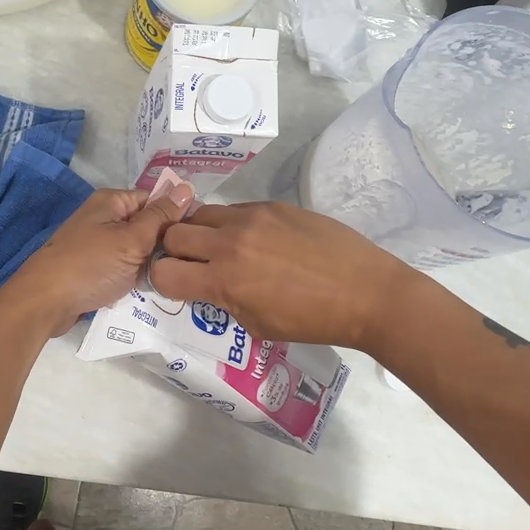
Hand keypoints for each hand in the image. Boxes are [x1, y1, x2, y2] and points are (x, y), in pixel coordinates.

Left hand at [1, 186, 196, 331]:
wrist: (45, 302)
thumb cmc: (90, 265)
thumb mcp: (132, 240)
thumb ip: (161, 216)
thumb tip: (188, 188)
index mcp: (112, 202)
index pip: (155, 200)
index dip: (179, 216)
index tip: (202, 237)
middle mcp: (103, 218)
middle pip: (147, 226)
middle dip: (166, 244)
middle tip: (194, 263)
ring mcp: (97, 245)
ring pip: (136, 251)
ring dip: (152, 265)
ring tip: (179, 279)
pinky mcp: (93, 269)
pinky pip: (123, 268)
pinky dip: (135, 279)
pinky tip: (154, 292)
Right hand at [149, 201, 435, 352]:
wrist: (366, 292)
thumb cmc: (312, 321)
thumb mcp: (258, 325)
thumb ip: (222, 302)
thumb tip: (206, 287)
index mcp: (224, 280)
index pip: (163, 273)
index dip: (163, 281)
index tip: (176, 285)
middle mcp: (229, 242)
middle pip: (172, 234)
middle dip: (174, 251)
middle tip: (192, 263)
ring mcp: (251, 217)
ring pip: (199, 213)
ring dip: (199, 231)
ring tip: (218, 246)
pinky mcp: (272, 205)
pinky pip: (234, 208)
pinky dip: (231, 223)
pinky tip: (253, 239)